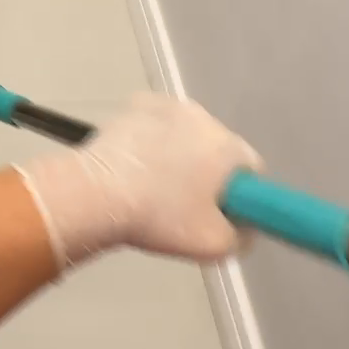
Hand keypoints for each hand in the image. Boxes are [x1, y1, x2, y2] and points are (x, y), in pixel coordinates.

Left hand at [15, 93, 262, 266]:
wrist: (97, 193)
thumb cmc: (160, 218)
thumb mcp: (217, 245)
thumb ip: (244, 234)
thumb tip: (243, 223)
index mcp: (227, 146)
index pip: (250, 168)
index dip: (240, 192)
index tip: (219, 210)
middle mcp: (202, 115)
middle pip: (217, 146)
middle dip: (207, 170)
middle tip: (184, 200)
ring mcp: (166, 104)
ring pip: (186, 132)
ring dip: (179, 151)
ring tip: (154, 181)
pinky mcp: (136, 103)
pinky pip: (157, 121)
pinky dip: (153, 135)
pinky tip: (138, 160)